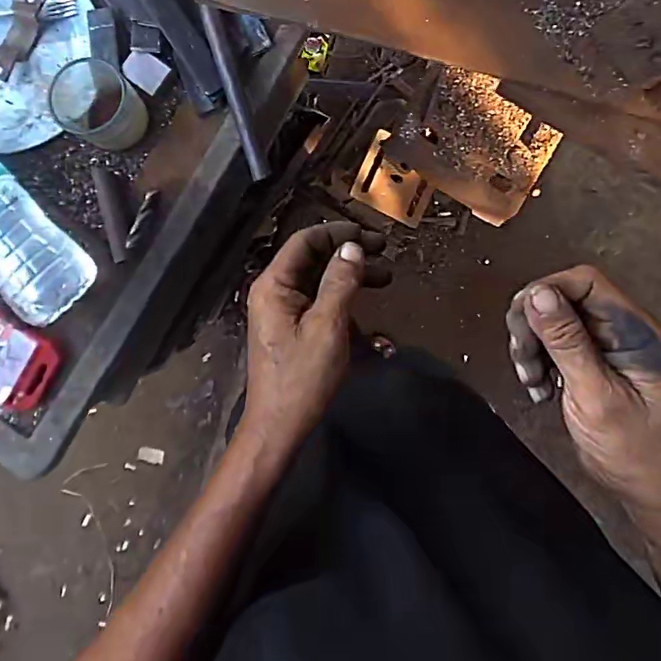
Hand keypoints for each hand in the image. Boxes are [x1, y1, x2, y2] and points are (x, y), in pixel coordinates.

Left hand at [240, 223, 389, 455]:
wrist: (279, 426)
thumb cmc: (302, 377)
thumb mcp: (327, 327)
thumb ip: (340, 283)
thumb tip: (353, 248)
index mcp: (274, 284)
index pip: (305, 241)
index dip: (339, 233)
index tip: (371, 237)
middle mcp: (274, 292)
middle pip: (313, 260)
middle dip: (349, 255)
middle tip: (384, 254)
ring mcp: (282, 312)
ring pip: (319, 283)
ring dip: (351, 280)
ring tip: (386, 280)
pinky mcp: (292, 330)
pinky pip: (319, 307)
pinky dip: (344, 308)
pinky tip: (372, 325)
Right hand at [507, 266, 660, 519]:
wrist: (657, 498)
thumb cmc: (636, 453)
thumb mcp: (595, 395)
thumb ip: (566, 341)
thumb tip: (538, 293)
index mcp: (638, 334)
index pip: (586, 282)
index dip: (548, 291)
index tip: (523, 322)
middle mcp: (625, 333)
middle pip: (564, 298)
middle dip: (534, 323)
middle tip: (523, 357)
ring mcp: (611, 348)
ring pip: (554, 320)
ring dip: (532, 345)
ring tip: (531, 379)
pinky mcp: (596, 363)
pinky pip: (557, 343)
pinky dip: (539, 360)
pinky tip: (539, 386)